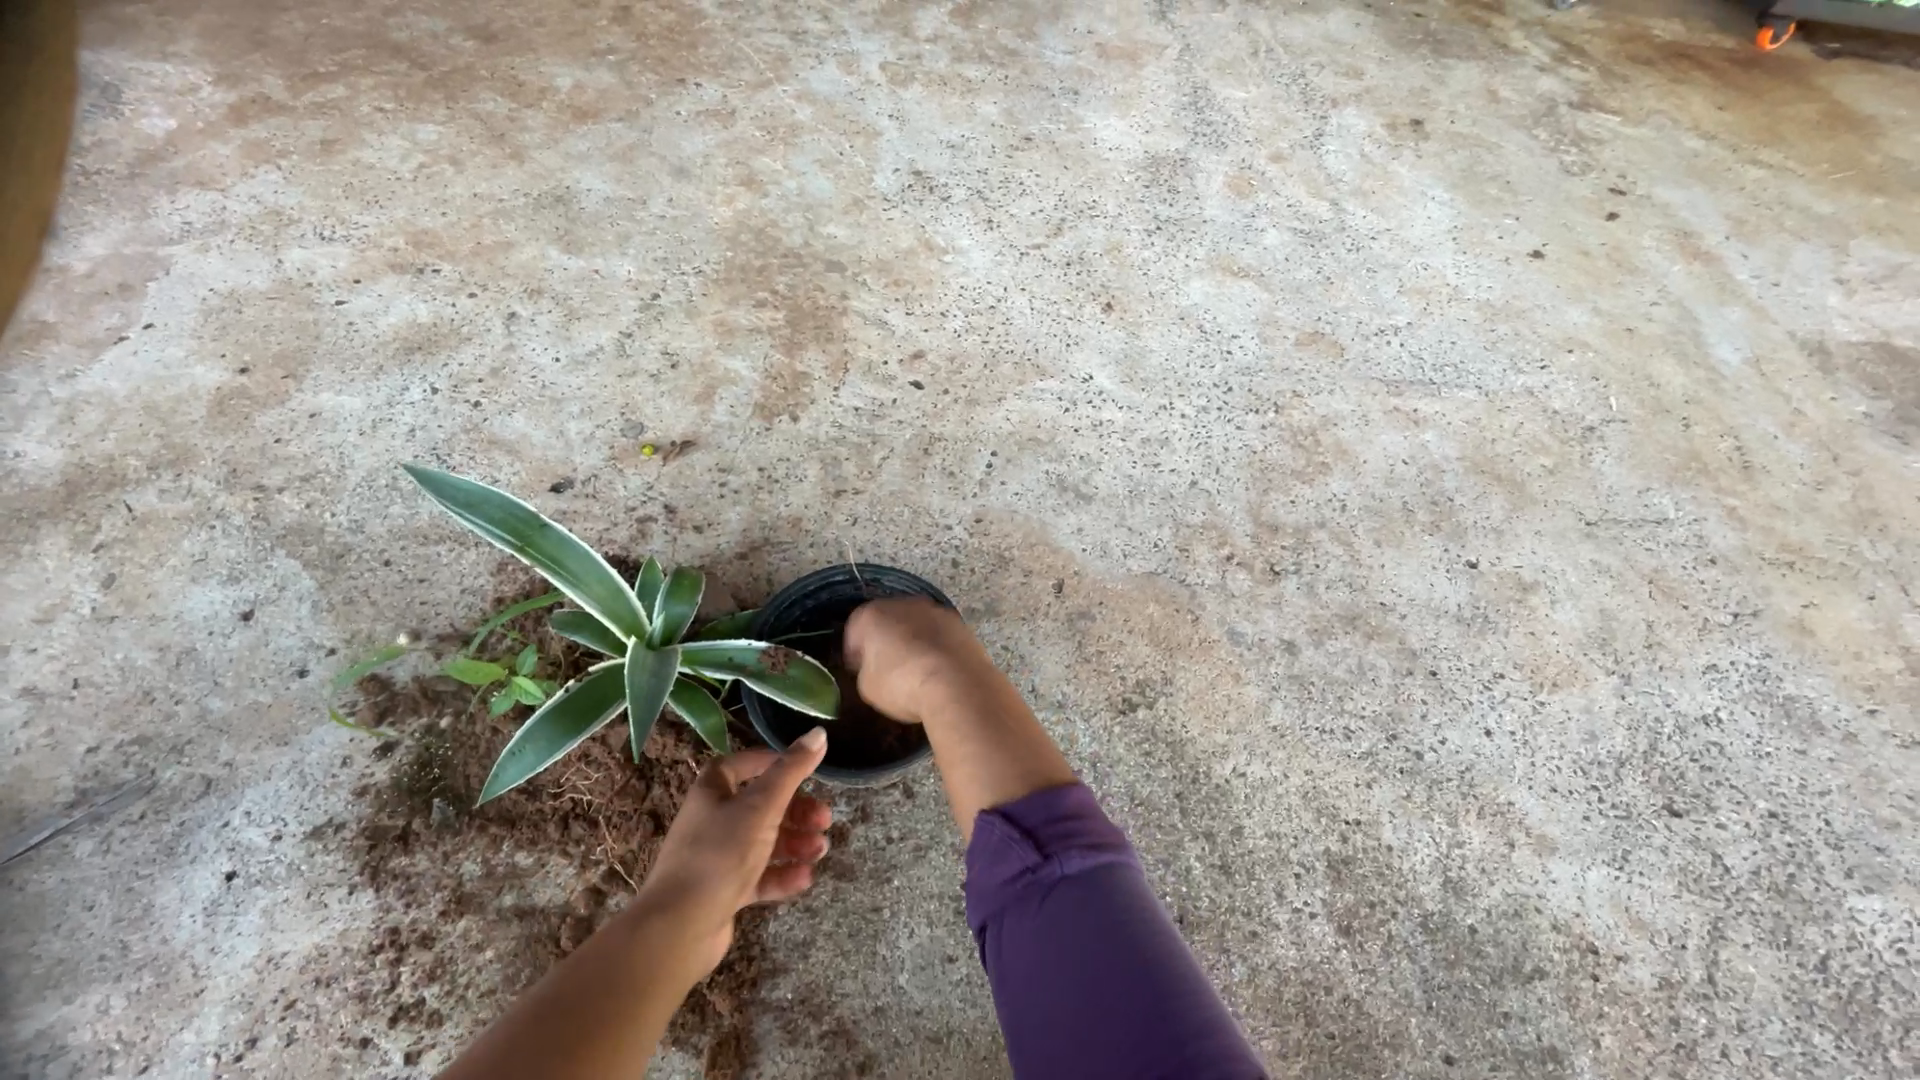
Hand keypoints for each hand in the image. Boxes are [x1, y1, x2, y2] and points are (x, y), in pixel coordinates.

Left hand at [630, 728, 831, 981]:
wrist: (680, 926)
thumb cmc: (720, 853)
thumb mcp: (762, 805)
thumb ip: (792, 770)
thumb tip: (819, 732)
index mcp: (712, 792)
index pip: (741, 765)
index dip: (771, 764)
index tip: (804, 771)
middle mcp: (712, 821)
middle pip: (760, 806)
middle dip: (796, 811)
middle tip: (824, 819)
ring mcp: (717, 859)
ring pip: (763, 842)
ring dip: (794, 843)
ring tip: (820, 851)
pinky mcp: (724, 892)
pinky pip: (759, 876)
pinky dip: (782, 875)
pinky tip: (804, 879)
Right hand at [843, 597, 996, 724]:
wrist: (957, 685)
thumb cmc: (903, 684)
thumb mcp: (867, 687)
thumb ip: (866, 670)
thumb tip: (875, 668)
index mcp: (873, 614)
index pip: (854, 629)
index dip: (854, 652)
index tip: (858, 669)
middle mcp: (903, 604)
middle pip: (887, 620)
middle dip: (885, 640)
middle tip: (886, 667)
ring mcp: (935, 610)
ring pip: (916, 624)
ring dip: (913, 640)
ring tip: (916, 669)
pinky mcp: (960, 623)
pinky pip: (938, 634)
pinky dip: (935, 646)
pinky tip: (938, 668)